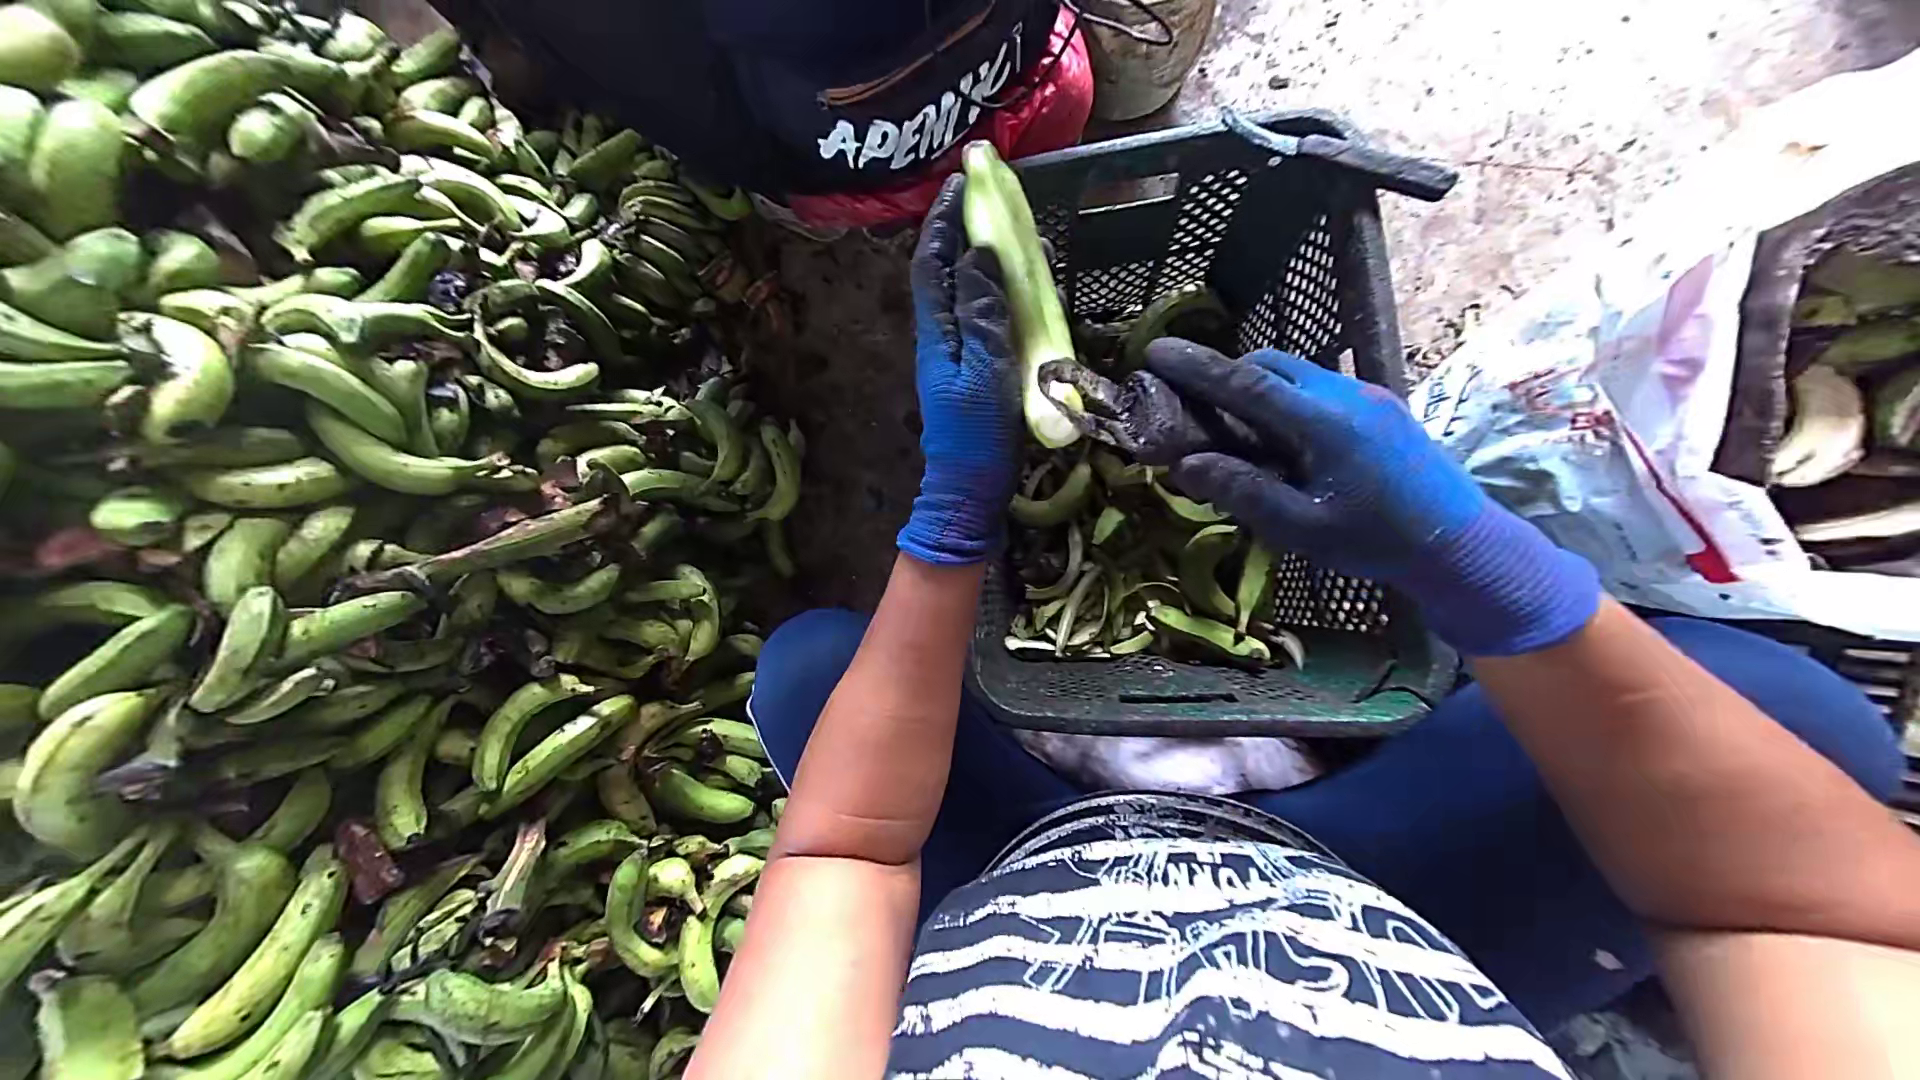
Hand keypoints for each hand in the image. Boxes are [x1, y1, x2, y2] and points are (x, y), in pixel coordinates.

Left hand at [897, 174, 1021, 565]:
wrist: (972, 485)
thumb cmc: (976, 433)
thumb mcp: (983, 369)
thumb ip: (981, 313)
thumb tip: (979, 253)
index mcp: (937, 332)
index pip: (932, 263)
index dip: (941, 222)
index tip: (961, 182)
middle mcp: (945, 337)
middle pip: (950, 275)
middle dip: (966, 234)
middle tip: (998, 204)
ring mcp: (962, 355)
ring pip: (972, 297)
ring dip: (991, 265)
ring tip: (1021, 240)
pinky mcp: (981, 371)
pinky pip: (991, 322)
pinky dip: (1007, 299)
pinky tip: (1029, 293)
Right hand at [1147, 339, 1599, 655]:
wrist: (1462, 544)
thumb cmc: (1377, 541)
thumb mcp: (1301, 528)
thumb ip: (1243, 491)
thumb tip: (1185, 465)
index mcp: (1326, 424)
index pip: (1247, 384)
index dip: (1197, 367)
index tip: (1156, 350)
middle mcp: (1346, 396)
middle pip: (1270, 365)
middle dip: (1224, 374)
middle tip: (1190, 402)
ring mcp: (1367, 396)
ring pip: (1295, 373)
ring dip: (1254, 388)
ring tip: (1231, 428)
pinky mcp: (1378, 406)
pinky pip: (1315, 389)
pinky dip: (1281, 401)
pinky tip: (1277, 440)